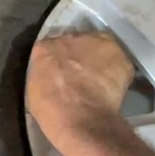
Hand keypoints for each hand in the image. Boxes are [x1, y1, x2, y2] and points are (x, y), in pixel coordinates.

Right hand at [26, 30, 137, 155]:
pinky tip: (114, 86)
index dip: (59, 60)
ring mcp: (95, 43)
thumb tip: (53, 76)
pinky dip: (117, 70)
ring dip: (99, 59)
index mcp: (44, 48)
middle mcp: (68, 38)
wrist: (81, 117)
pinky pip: (118, 60)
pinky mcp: (118, 53)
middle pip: (76, 42)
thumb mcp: (36, 90)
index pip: (51, 48)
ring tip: (102, 79)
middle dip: (79, 54)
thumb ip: (45, 75)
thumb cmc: (52, 109)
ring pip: (99, 46)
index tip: (63, 71)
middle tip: (83, 74)